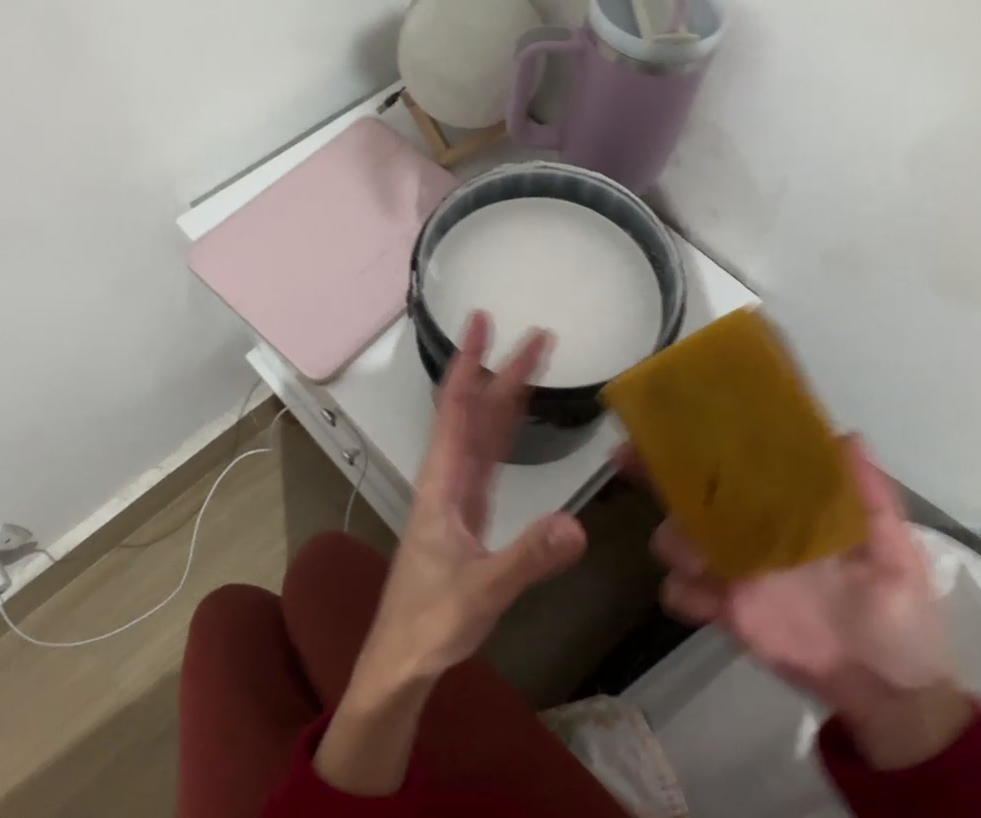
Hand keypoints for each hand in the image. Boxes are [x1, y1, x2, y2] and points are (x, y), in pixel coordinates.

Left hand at [315, 312, 587, 794]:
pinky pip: (487, 460)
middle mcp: (446, 481)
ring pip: (481, 434)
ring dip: (504, 398)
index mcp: (442, 485)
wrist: (402, 658)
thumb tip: (578, 525)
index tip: (482, 322)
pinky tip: (516, 424)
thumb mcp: (482, 592)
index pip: (456, 411)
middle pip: (474, 414)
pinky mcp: (466, 517)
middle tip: (536, 336)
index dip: (469, 364)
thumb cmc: (430, 622)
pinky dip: (503, 433)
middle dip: (501, 372)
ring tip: (532, 364)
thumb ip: (527, 559)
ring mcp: (455, 498)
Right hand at [637, 436, 969, 767]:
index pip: (738, 465)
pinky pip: (683, 593)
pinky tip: (702, 597)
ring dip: (675, 538)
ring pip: (678, 538)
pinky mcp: (728, 612)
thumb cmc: (900, 614)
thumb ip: (872, 498)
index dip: (703, 440)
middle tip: (630, 461)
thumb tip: (847, 436)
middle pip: (692, 494)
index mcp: (789, 509)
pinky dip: (681, 591)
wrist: (890, 694)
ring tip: (697, 554)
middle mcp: (753, 531)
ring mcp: (736, 571)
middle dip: (657, 474)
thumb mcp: (895, 551)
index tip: (672, 416)